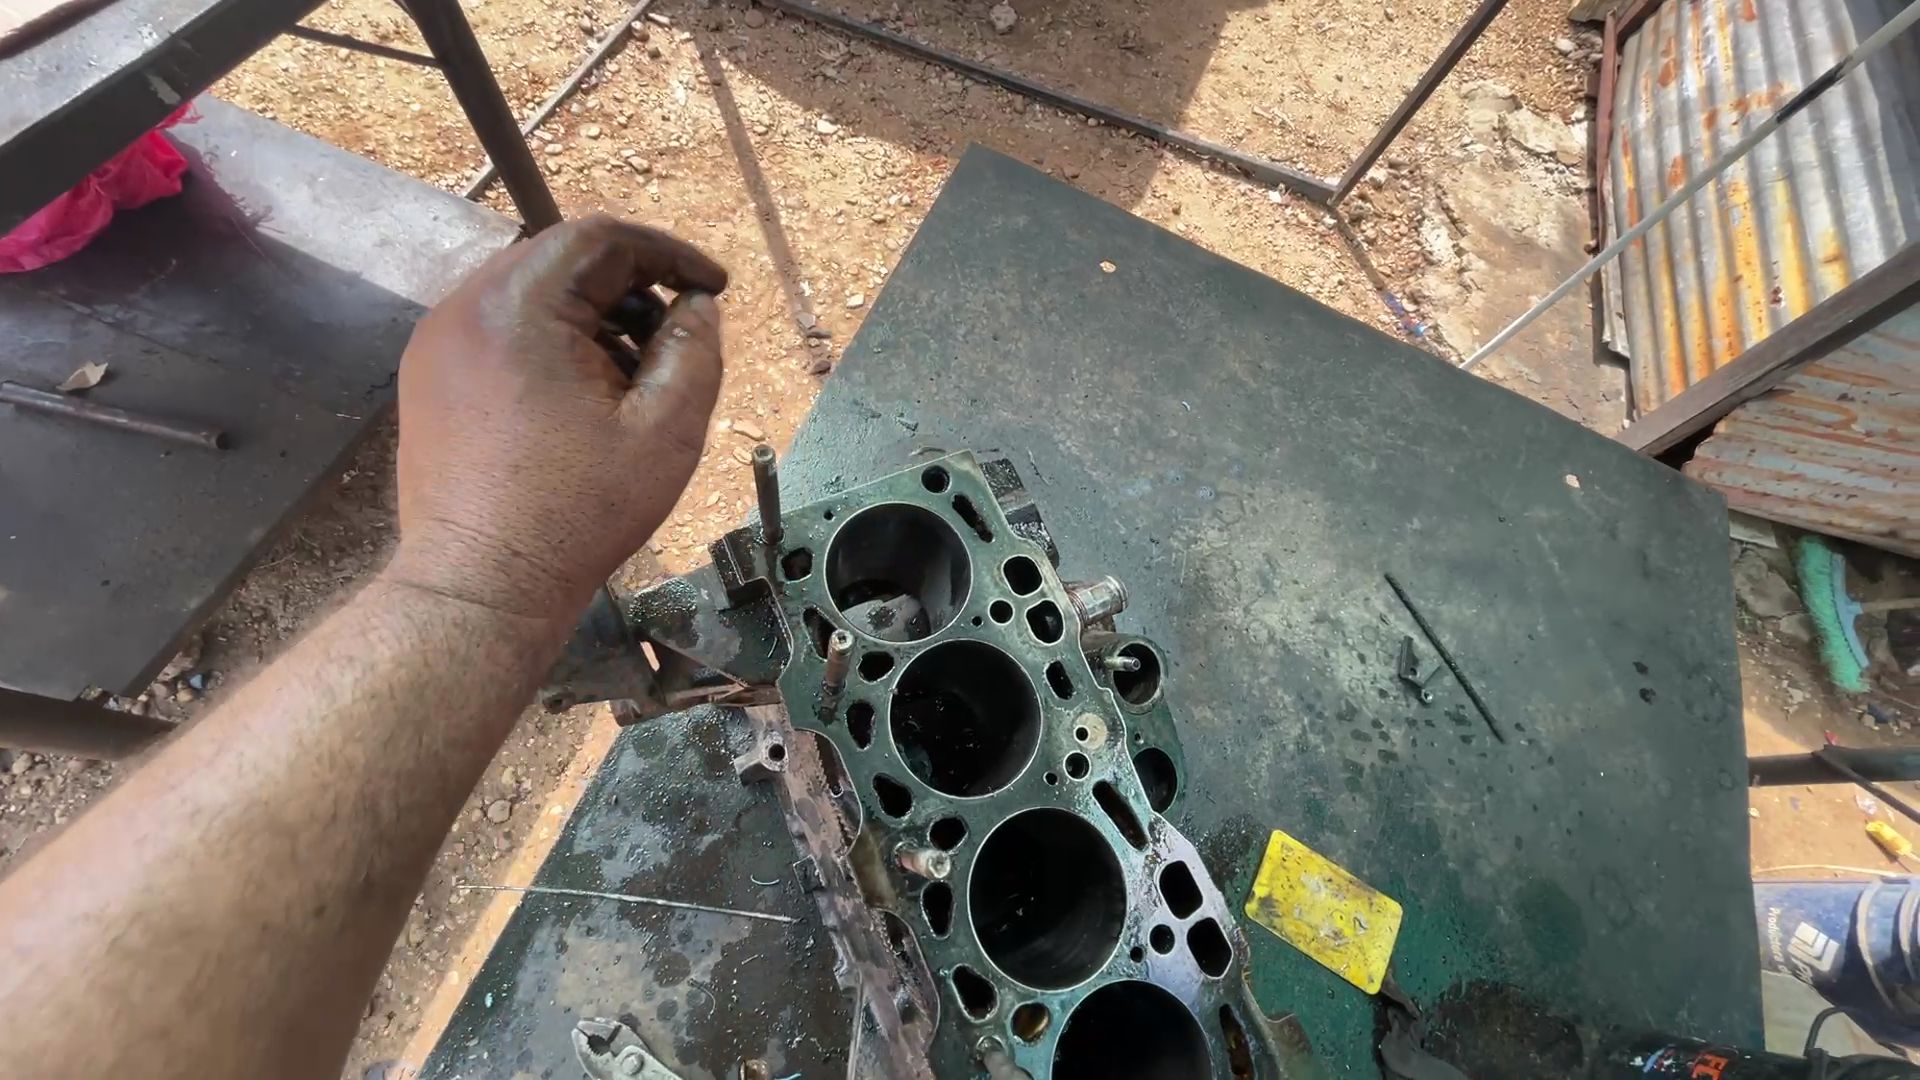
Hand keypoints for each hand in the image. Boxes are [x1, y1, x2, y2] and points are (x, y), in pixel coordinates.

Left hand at [385, 215, 727, 622]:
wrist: (485, 581)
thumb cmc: (583, 510)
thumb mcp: (666, 432)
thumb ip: (694, 353)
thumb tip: (697, 306)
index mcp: (521, 309)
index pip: (602, 239)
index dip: (670, 254)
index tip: (714, 287)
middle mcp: (466, 308)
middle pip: (565, 261)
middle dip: (636, 288)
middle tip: (679, 336)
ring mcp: (440, 342)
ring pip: (536, 295)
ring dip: (599, 318)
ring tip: (637, 377)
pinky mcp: (432, 376)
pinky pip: (508, 330)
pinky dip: (560, 342)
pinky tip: (589, 397)